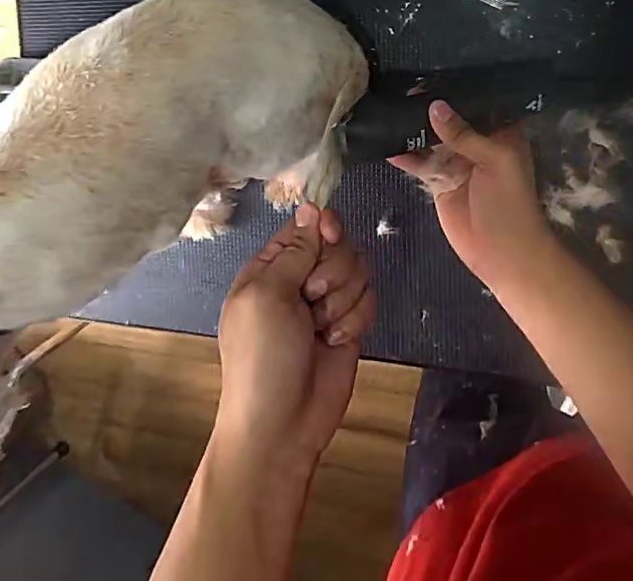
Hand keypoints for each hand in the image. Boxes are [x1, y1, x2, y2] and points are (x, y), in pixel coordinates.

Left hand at [213, 205, 375, 473]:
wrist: (282, 425)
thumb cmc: (262, 358)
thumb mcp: (267, 296)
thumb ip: (295, 250)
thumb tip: (312, 206)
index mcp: (271, 268)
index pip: (308, 225)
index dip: (324, 227)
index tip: (330, 237)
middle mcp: (301, 279)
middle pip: (340, 244)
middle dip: (334, 271)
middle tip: (312, 298)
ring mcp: (327, 301)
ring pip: (359, 270)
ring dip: (344, 300)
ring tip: (321, 328)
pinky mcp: (350, 322)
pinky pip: (370, 299)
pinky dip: (355, 320)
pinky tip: (336, 342)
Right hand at [389, 99, 554, 287]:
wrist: (503, 254)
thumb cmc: (510, 203)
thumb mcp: (495, 161)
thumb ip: (464, 134)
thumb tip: (435, 106)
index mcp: (500, 132)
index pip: (477, 103)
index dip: (458, 89)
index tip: (430, 73)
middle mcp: (477, 142)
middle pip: (450, 119)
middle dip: (429, 106)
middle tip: (400, 88)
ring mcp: (456, 161)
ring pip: (432, 139)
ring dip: (413, 128)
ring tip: (388, 109)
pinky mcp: (439, 181)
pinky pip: (419, 162)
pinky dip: (404, 154)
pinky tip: (385, 144)